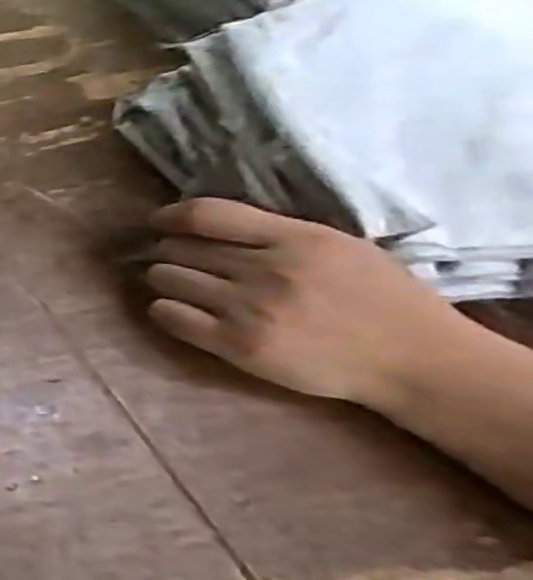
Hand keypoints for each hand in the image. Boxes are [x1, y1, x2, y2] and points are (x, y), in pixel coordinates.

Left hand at [143, 198, 482, 404]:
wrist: (421, 364)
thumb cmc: (378, 300)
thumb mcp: (336, 247)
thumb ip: (271, 232)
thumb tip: (199, 222)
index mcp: (298, 240)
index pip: (204, 214)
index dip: (168, 216)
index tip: (158, 223)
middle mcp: (269, 271)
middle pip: (175, 247)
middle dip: (170, 252)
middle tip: (183, 263)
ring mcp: (251, 309)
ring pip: (164, 277)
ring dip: (166, 280)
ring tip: (185, 287)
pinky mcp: (238, 344)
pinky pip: (168, 313)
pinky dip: (165, 309)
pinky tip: (182, 312)